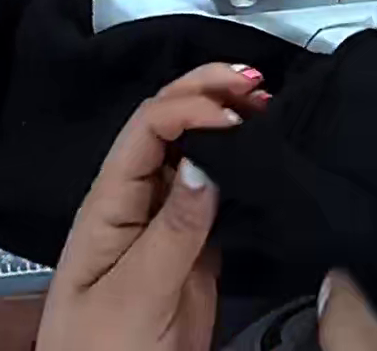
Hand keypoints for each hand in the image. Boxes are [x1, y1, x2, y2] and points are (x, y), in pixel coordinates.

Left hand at [37, 62, 268, 350]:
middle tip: (254, 80)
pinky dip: (241, 153)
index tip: (237, 116)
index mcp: (111, 196)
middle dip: (210, 88)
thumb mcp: (134, 296)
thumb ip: (173, 229)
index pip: (149, 126)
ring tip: (265, 99)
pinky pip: (218, 179)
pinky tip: (263, 143)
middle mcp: (140, 190)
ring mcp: (168, 209)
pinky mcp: (196, 232)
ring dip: (228, 112)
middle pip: (169, 117)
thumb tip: (207, 161)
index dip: (192, 108)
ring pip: (197, 141)